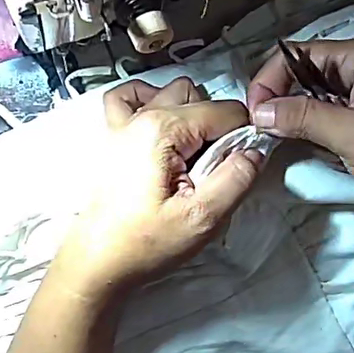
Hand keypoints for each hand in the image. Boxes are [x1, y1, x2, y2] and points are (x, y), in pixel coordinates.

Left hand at [47, 77, 262, 300]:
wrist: (97, 261)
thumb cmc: (143, 243)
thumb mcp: (202, 218)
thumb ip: (236, 178)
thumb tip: (256, 150)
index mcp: (162, 130)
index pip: (226, 111)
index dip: (242, 138)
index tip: (235, 167)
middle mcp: (139, 116)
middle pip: (199, 98)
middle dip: (216, 127)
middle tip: (211, 169)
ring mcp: (120, 122)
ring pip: (169, 91)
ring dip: (188, 112)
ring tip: (189, 153)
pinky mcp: (110, 135)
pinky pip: (128, 97)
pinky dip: (149, 101)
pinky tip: (161, 128)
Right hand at [246, 37, 353, 226]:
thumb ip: (304, 117)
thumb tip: (258, 111)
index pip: (298, 54)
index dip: (270, 80)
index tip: (254, 115)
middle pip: (303, 70)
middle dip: (278, 96)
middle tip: (260, 129)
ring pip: (312, 93)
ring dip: (292, 113)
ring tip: (273, 136)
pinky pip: (327, 111)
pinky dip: (309, 125)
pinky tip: (298, 142)